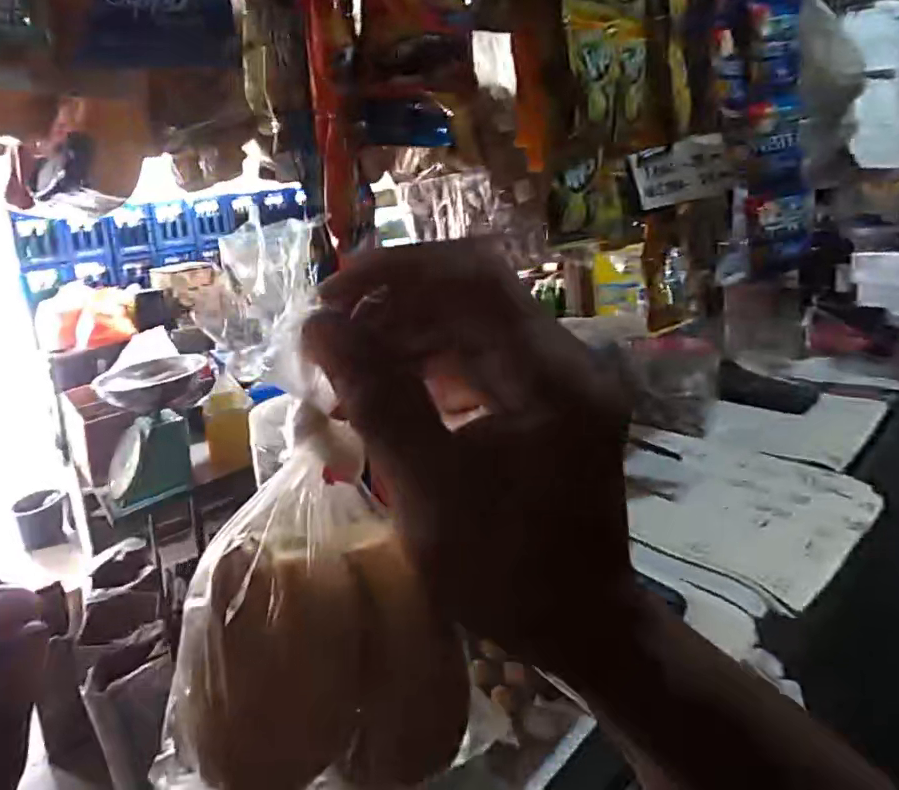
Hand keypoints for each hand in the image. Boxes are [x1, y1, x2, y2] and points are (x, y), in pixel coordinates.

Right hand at [302, 240, 641, 674]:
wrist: (579, 626)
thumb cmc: (507, 570)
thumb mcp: (430, 488)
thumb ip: (377, 398)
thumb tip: (319, 327)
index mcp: (550, 375)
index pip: (472, 278)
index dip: (396, 271)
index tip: (332, 295)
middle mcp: (561, 359)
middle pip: (468, 291)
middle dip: (390, 302)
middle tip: (330, 332)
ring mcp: (553, 374)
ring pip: (466, 319)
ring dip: (400, 329)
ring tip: (346, 360)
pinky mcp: (538, 392)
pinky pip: (472, 352)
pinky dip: (420, 357)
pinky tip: (381, 382)